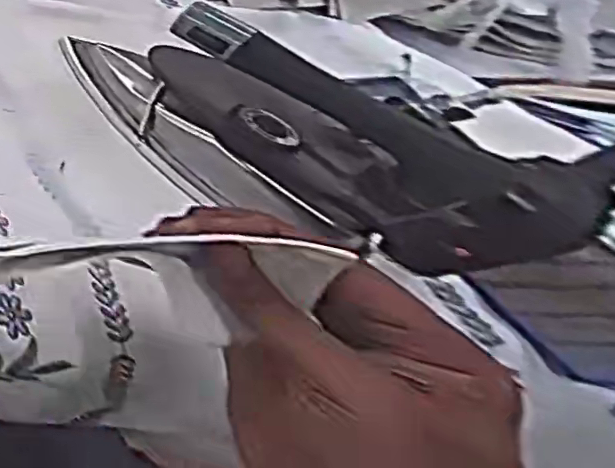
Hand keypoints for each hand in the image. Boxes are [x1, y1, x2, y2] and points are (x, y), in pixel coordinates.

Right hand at [151, 207, 521, 467]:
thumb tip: (226, 250)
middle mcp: (387, 354)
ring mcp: (337, 365)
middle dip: (240, 244)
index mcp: (433, 356)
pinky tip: (193, 276)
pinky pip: (252, 319)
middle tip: (190, 228)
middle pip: (303, 273)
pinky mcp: (293, 376)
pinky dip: (218, 294)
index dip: (270, 238)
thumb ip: (274, 311)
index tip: (216, 226)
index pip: (339, 266)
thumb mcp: (333, 388)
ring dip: (223, 263)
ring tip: (182, 241)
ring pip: (273, 291)